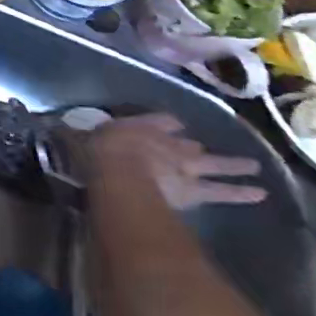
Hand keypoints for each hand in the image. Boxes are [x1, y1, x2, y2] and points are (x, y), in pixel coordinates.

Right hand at [87, 114, 266, 209]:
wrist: (120, 173)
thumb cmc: (97, 155)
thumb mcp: (80, 140)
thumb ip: (74, 135)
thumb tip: (53, 128)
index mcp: (139, 129)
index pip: (157, 122)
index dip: (164, 126)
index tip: (171, 126)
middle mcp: (165, 142)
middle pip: (186, 144)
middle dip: (198, 148)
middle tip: (210, 149)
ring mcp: (184, 163)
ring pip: (212, 164)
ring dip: (233, 165)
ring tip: (255, 167)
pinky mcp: (195, 188)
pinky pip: (222, 191)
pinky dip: (241, 192)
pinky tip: (262, 194)